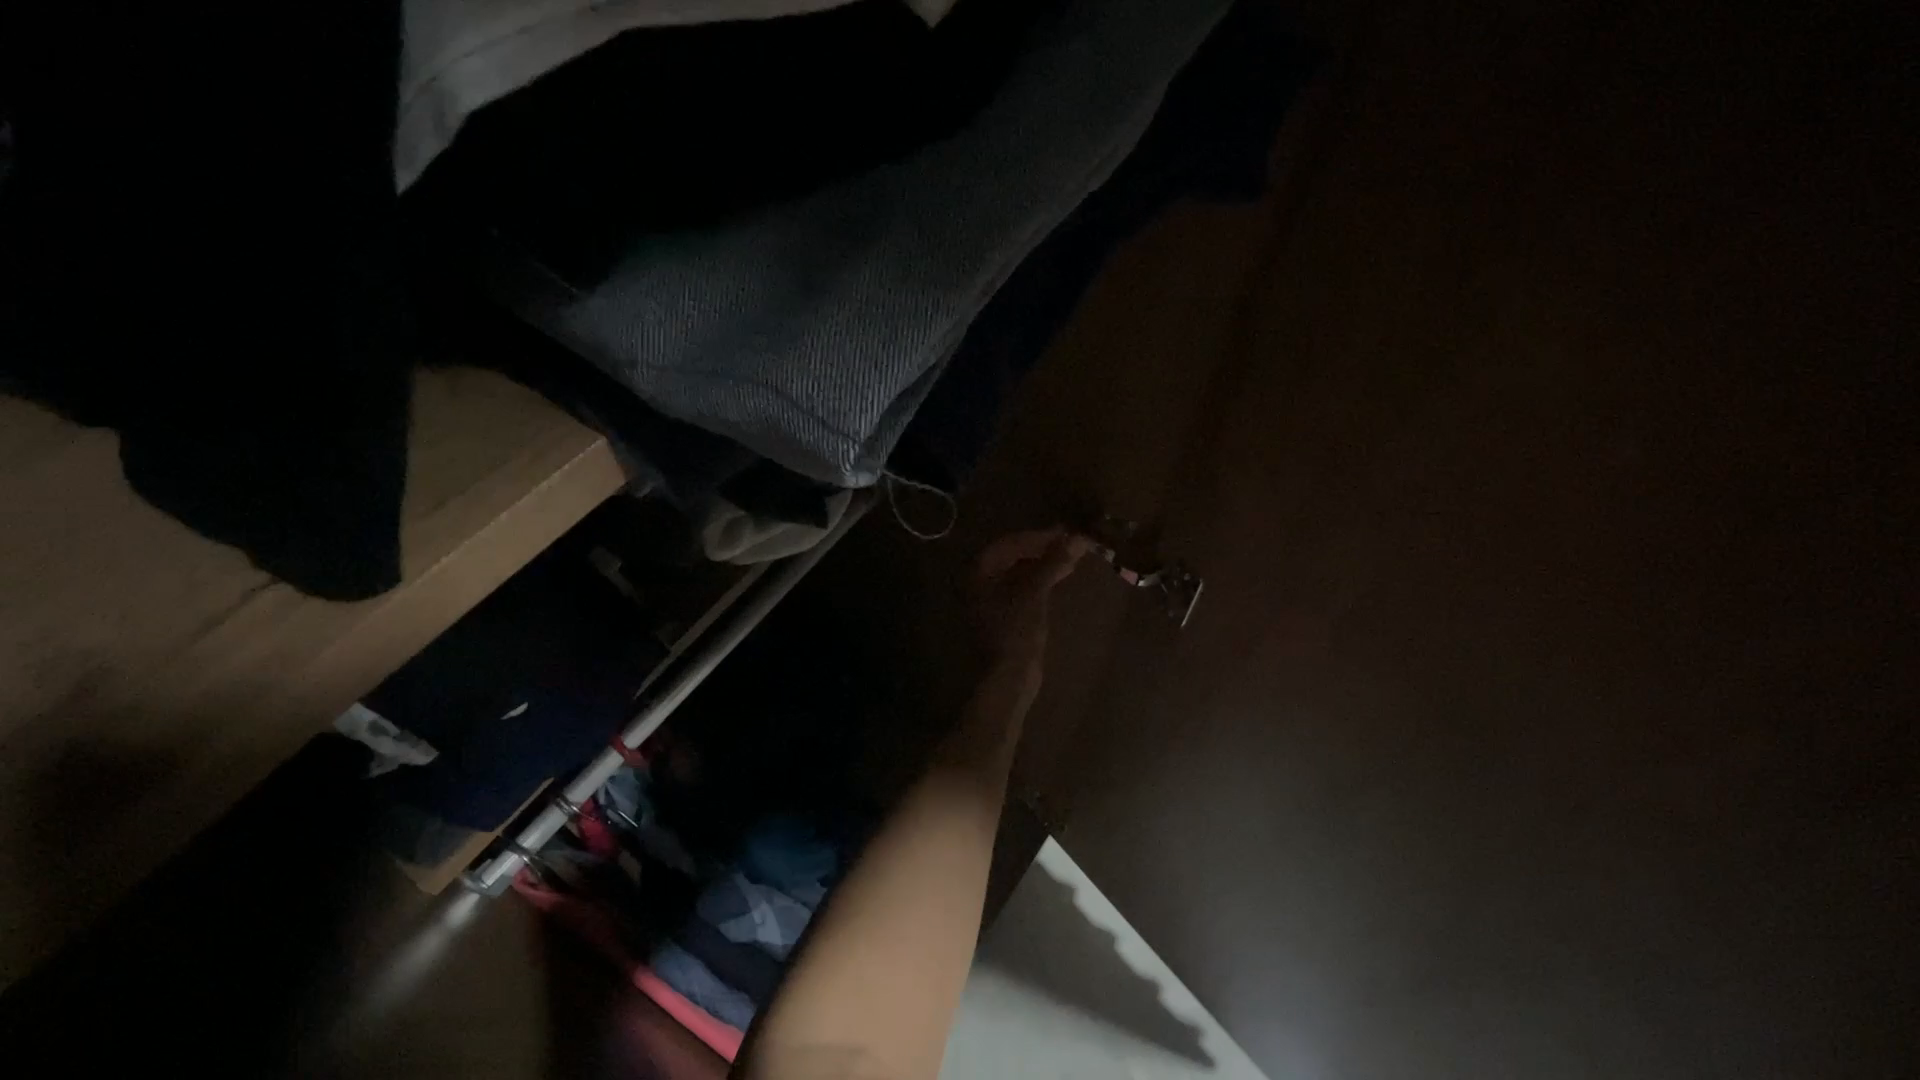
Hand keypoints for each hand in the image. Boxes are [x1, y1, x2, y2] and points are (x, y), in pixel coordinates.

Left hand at [971, 528, 1092, 672]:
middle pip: (1012, 556)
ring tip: (1072, 557)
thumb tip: (1078, 537)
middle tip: (1070, 542)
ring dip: (1044, 564)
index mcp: (977, 573)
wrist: (1009, 676)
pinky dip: (1041, 580)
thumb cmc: (1016, 630)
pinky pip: (1022, 588)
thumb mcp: (1035, 592)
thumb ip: (1054, 562)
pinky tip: (1061, 576)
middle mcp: (978, 583)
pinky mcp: (1003, 616)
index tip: (1064, 532)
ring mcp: (989, 600)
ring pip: (1019, 573)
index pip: (1008, 543)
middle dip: (1041, 549)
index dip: (1037, 536)